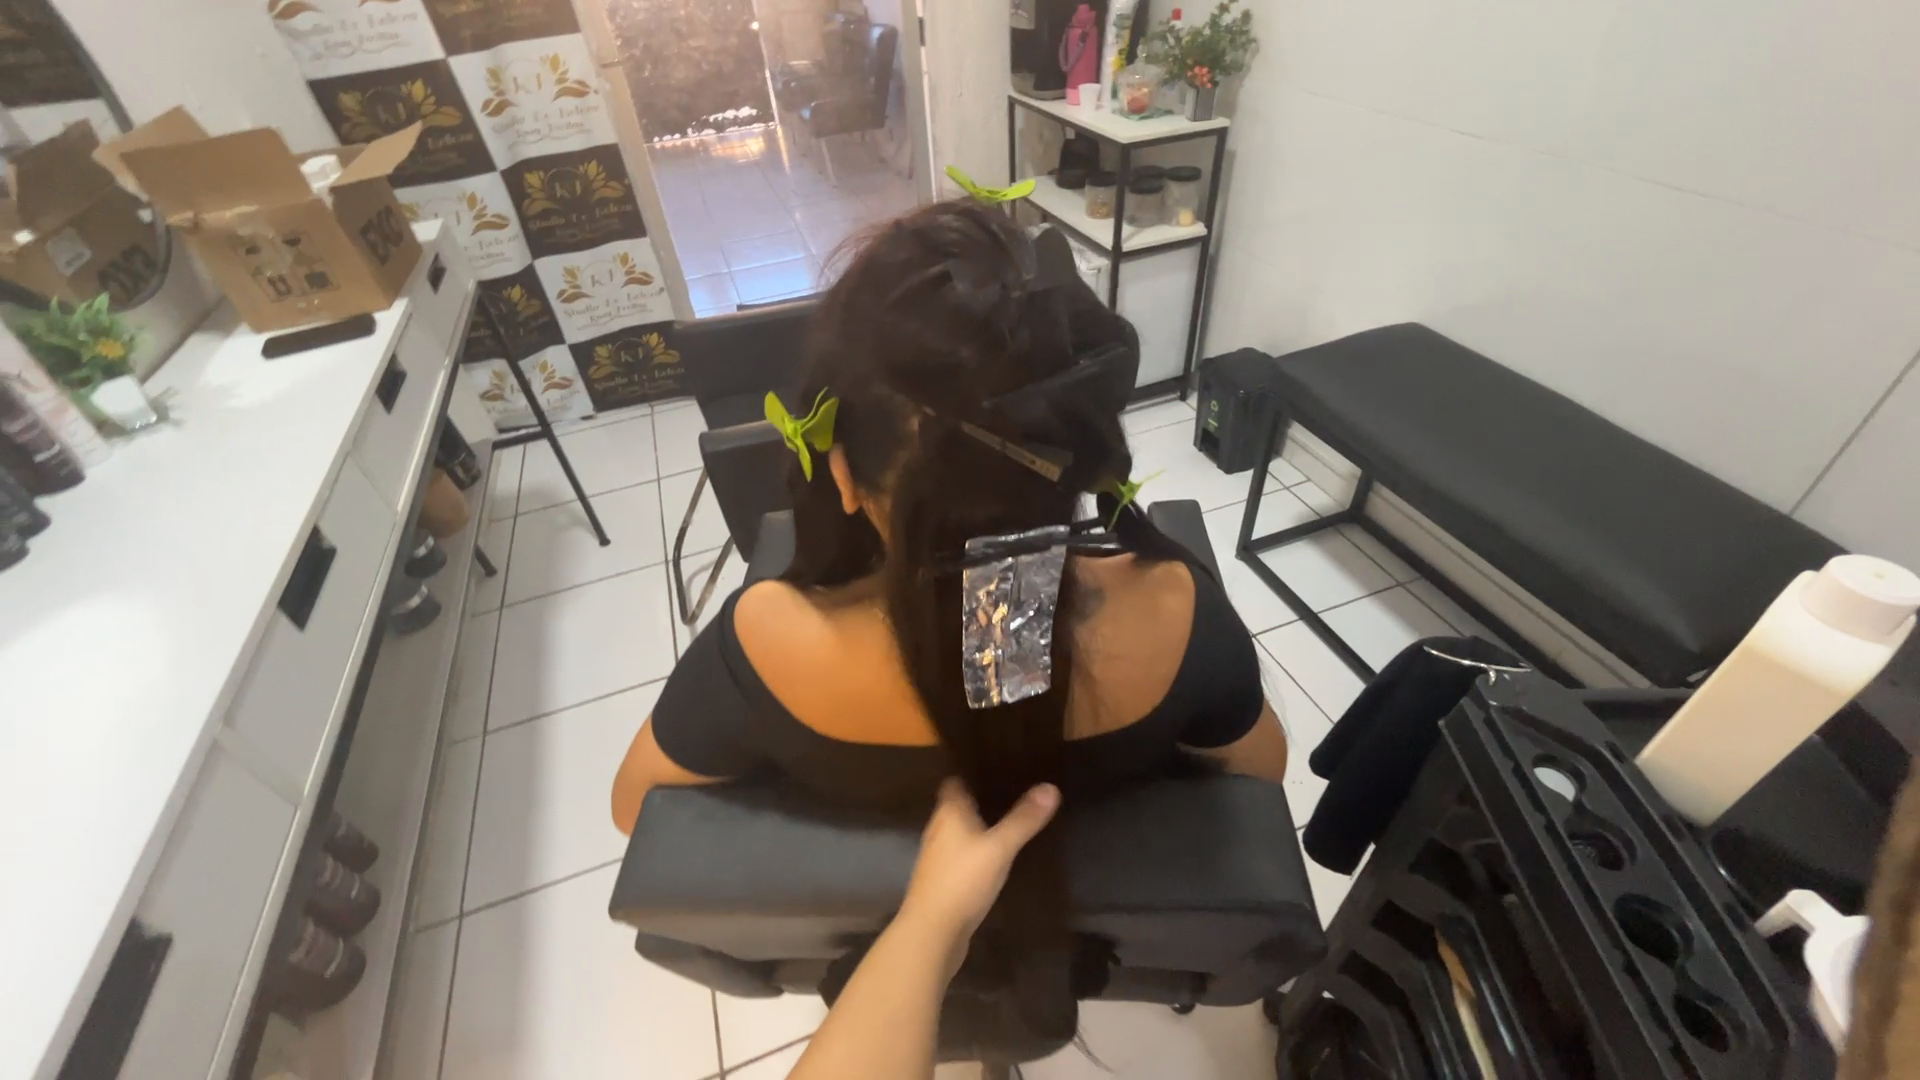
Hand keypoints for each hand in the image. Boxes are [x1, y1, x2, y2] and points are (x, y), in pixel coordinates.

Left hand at [897, 779, 1060, 952]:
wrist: (932, 931)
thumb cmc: (963, 880)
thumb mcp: (999, 848)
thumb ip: (1023, 819)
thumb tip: (1051, 786)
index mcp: (948, 813)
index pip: (955, 782)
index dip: (971, 774)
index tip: (994, 768)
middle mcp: (938, 829)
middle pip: (956, 806)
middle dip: (977, 800)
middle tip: (1009, 792)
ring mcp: (936, 857)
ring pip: (957, 832)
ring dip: (975, 827)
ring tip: (1004, 821)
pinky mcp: (940, 880)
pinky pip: (959, 856)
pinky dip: (973, 851)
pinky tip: (991, 858)